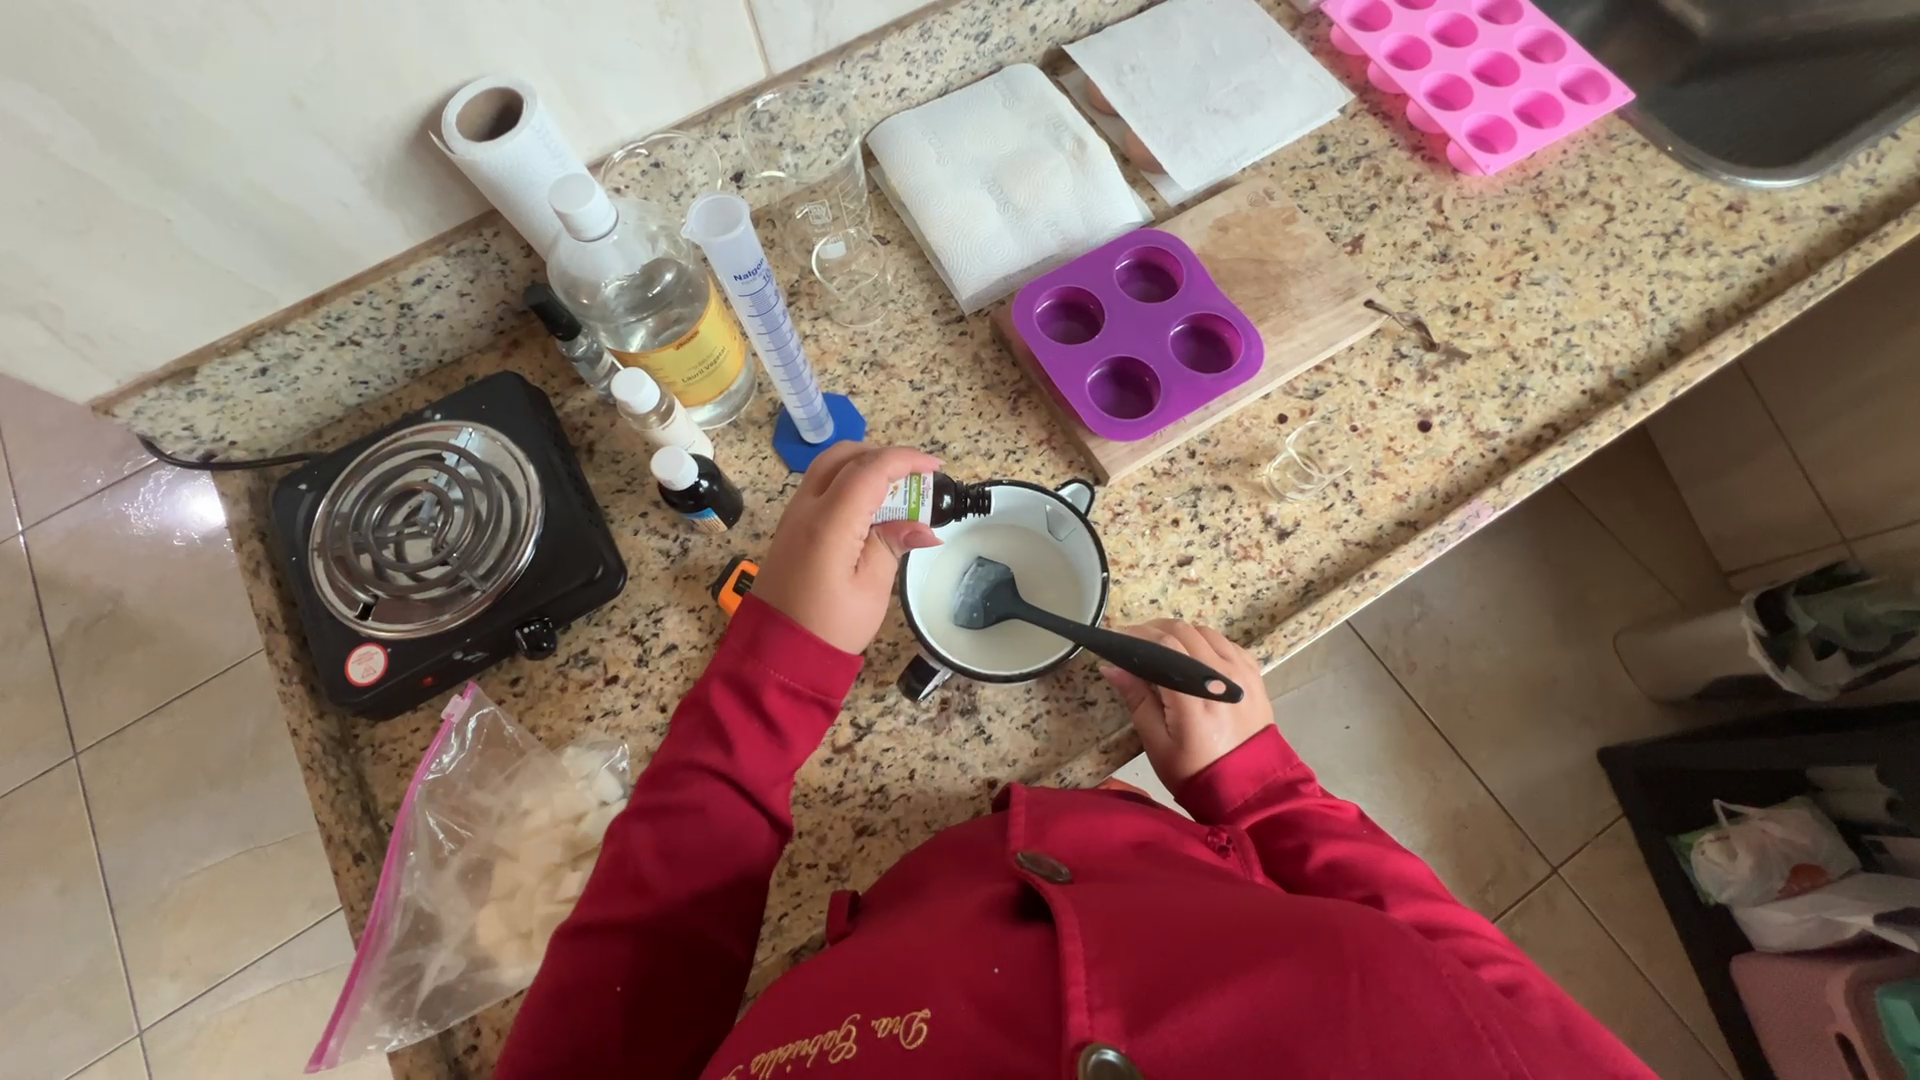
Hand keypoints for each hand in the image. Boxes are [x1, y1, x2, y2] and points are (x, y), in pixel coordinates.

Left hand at [753, 443, 943, 653]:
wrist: (777, 655)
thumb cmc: (829, 627)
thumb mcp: (871, 589)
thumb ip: (892, 545)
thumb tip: (923, 527)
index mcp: (829, 523)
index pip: (870, 469)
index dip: (906, 460)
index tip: (935, 468)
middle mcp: (805, 509)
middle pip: (844, 455)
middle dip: (883, 455)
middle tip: (915, 476)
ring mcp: (793, 516)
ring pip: (828, 467)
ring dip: (863, 465)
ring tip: (896, 488)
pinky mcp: (790, 528)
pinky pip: (819, 487)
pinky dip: (848, 482)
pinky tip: (870, 506)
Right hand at [1102, 621, 1272, 793]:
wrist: (1247, 790)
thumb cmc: (1194, 771)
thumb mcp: (1156, 742)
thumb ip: (1137, 699)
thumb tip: (1112, 667)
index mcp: (1193, 697)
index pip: (1164, 645)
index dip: (1139, 634)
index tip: (1119, 637)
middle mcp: (1221, 677)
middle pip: (1184, 631)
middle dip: (1155, 629)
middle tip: (1136, 642)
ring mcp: (1241, 674)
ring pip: (1205, 632)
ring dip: (1181, 633)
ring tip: (1163, 649)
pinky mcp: (1253, 676)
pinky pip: (1226, 643)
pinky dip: (1205, 642)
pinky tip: (1193, 656)